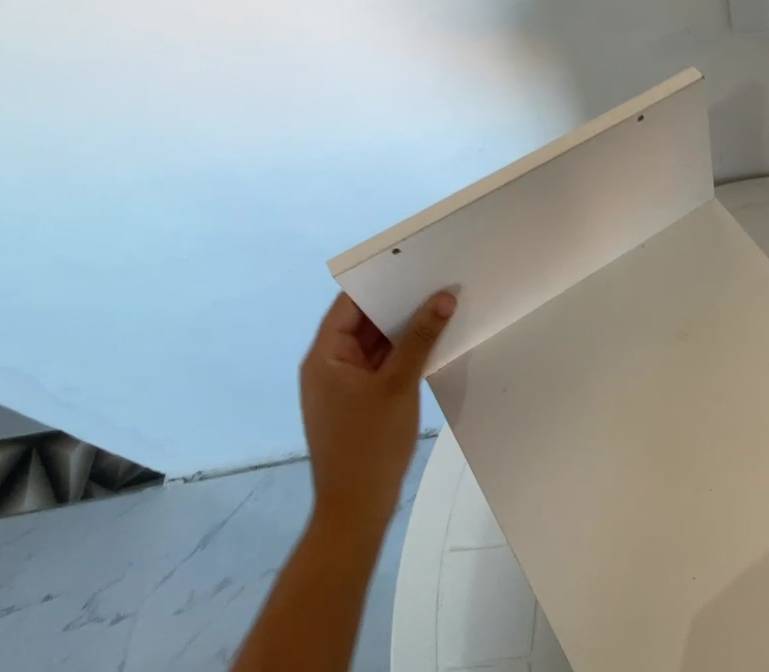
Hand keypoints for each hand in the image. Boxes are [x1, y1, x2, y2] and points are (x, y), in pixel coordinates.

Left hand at [300, 290, 456, 536]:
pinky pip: (380, 364)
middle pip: (362, 322)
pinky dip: (403, 351)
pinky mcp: (358, 401)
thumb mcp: (398, 385)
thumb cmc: (369, 443)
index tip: (412, 262)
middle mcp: (328, 366)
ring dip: (403, 328)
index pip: (348, 305)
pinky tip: (433, 340)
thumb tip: (444, 297)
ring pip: (374, 344)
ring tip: (441, 303)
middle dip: (397, 303)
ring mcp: (342, 386)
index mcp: (324, 357)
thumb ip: (420, 338)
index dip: (378, 281)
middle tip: (437, 279)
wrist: (356, 507)